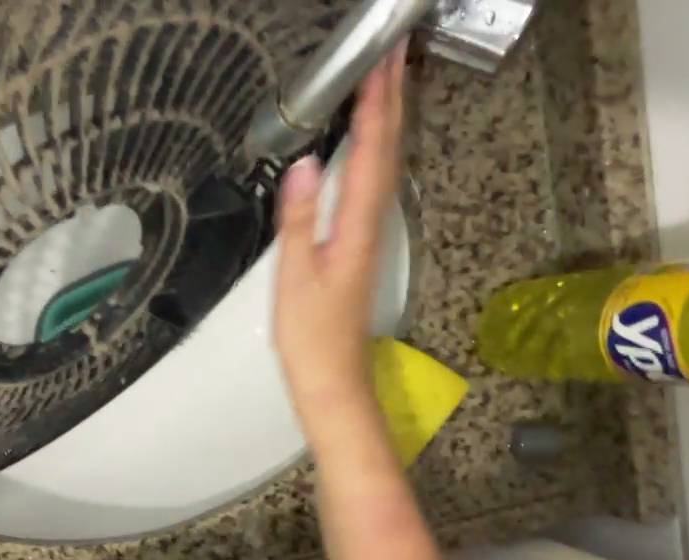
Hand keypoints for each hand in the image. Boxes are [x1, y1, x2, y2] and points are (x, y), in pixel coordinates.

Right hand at [272, 41, 407, 447]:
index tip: (382, 57)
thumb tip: (302, 165)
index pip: (370, 152)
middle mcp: (372, 225)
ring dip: (387, 122)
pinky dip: (375, 154)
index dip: (377, 103)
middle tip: (392, 52)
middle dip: (390, 99)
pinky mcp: (360, 248)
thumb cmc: (310, 337)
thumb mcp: (295, 279)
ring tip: (385, 83)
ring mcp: (369, 236)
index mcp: (356, 227)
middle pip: (387, 151)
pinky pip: (373, 186)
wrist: (332, 379)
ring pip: (385, 166)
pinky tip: (367, 148)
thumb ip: (297, 222)